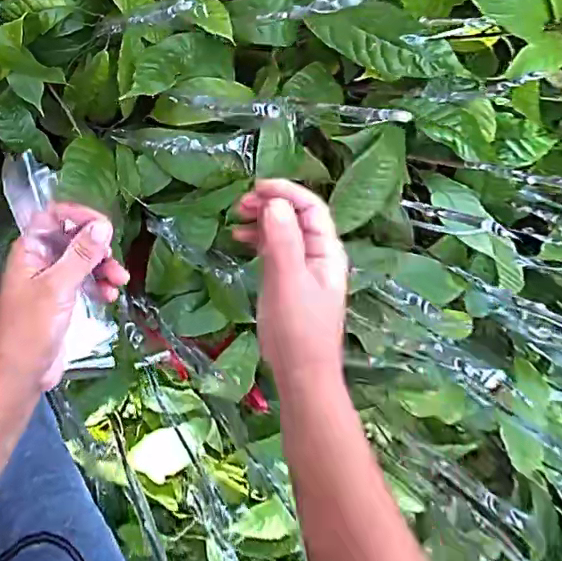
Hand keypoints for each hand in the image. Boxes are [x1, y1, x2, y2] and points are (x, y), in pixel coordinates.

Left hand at [0, 202, 130, 391]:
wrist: (22, 373)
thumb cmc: (31, 327)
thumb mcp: (58, 287)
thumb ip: (81, 255)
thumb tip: (102, 225)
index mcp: (29, 249)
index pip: (53, 216)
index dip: (78, 215)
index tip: (104, 226)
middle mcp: (38, 259)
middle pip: (71, 237)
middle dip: (96, 246)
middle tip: (114, 262)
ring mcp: (49, 279)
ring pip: (80, 260)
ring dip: (101, 267)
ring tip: (118, 282)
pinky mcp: (60, 299)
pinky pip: (82, 281)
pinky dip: (97, 284)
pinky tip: (109, 296)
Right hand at [234, 179, 349, 388]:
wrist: (299, 372)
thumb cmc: (297, 328)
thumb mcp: (288, 281)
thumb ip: (282, 241)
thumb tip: (273, 202)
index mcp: (326, 252)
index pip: (311, 207)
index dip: (285, 191)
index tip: (254, 188)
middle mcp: (317, 254)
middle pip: (296, 214)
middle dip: (269, 202)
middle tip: (239, 205)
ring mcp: (302, 266)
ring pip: (282, 228)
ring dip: (260, 217)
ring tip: (235, 220)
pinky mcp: (286, 277)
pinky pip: (272, 245)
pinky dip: (256, 235)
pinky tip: (238, 238)